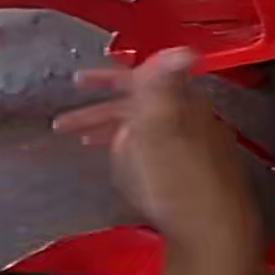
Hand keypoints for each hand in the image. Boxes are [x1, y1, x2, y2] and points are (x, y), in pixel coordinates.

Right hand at [52, 49, 259, 261]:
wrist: (211, 226)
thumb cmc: (177, 177)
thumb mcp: (162, 127)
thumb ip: (164, 88)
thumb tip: (184, 48)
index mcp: (191, 109)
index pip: (155, 82)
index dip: (117, 77)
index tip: (78, 78)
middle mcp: (200, 124)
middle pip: (152, 106)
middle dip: (107, 106)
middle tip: (64, 119)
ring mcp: (200, 149)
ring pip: (153, 128)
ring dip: (114, 127)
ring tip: (78, 138)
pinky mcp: (196, 174)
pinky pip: (158, 149)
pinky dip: (131, 147)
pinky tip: (119, 162)